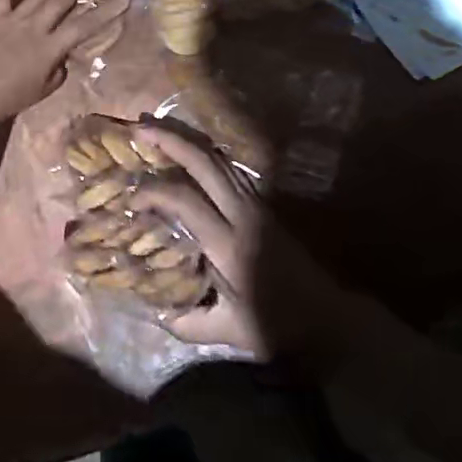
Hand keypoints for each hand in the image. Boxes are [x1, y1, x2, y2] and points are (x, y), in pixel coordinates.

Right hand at [130, 126, 355, 360]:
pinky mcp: (264, 205)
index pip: (184, 200)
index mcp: (229, 245)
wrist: (330, 320)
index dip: (152, 192)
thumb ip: (187, 322)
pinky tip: (186, 147)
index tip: (130, 201)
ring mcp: (257, 206)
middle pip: (205, 164)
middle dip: (170, 141)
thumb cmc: (277, 326)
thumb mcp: (229, 333)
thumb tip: (152, 311)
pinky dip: (203, 152)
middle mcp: (243, 216)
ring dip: (186, 140)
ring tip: (156, 128)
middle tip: (138, 128)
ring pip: (219, 159)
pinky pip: (229, 168)